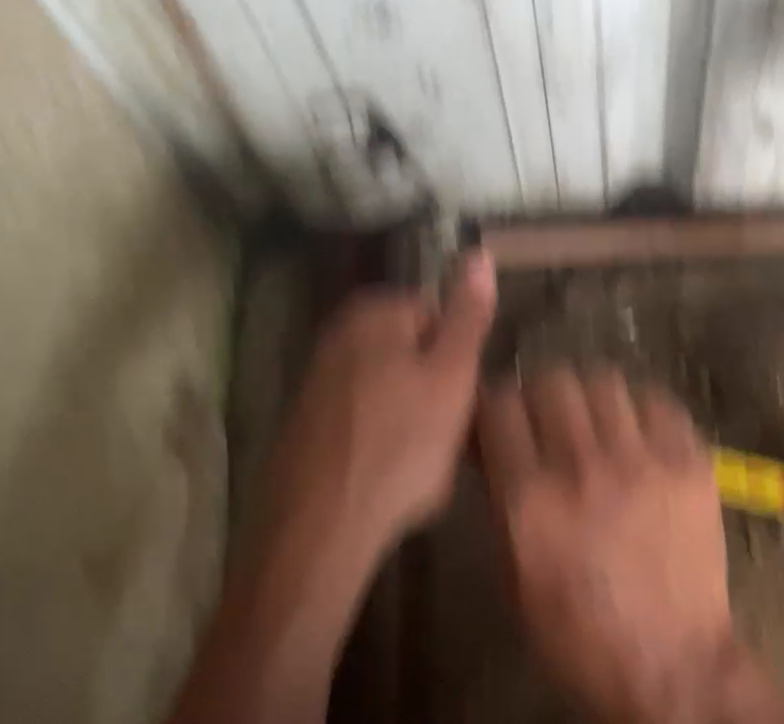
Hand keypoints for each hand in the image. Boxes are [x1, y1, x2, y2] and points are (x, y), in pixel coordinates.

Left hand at [265, 249, 497, 550]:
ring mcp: (316, 384)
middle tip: (451, 430)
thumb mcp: (453, 375)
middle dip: (437, 387)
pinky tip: (391, 475)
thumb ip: (468, 315)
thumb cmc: (400, 445)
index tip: (466, 394)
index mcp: (372, 314)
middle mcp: (337, 337)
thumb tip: (478, 253)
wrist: (318, 531)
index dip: (461, 356)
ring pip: (392, 389)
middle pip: (415, 351)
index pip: (441, 314)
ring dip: (415, 418)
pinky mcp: (305, 428)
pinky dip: (384, 441)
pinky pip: (365, 421)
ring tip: (425, 460)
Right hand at [480, 367, 779, 723]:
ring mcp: (645, 458)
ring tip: (596, 422)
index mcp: (531, 500)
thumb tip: (495, 441)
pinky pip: (659, 402)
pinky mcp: (690, 459)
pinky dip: (642, 411)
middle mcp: (586, 466)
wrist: (670, 659)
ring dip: (591, 398)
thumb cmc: (579, 632)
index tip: (502, 418)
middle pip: (555, 381)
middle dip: (542, 395)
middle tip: (549, 418)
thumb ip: (504, 499)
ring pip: (606, 381)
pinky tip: (640, 436)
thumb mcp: (517, 574)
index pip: (501, 406)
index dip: (496, 406)